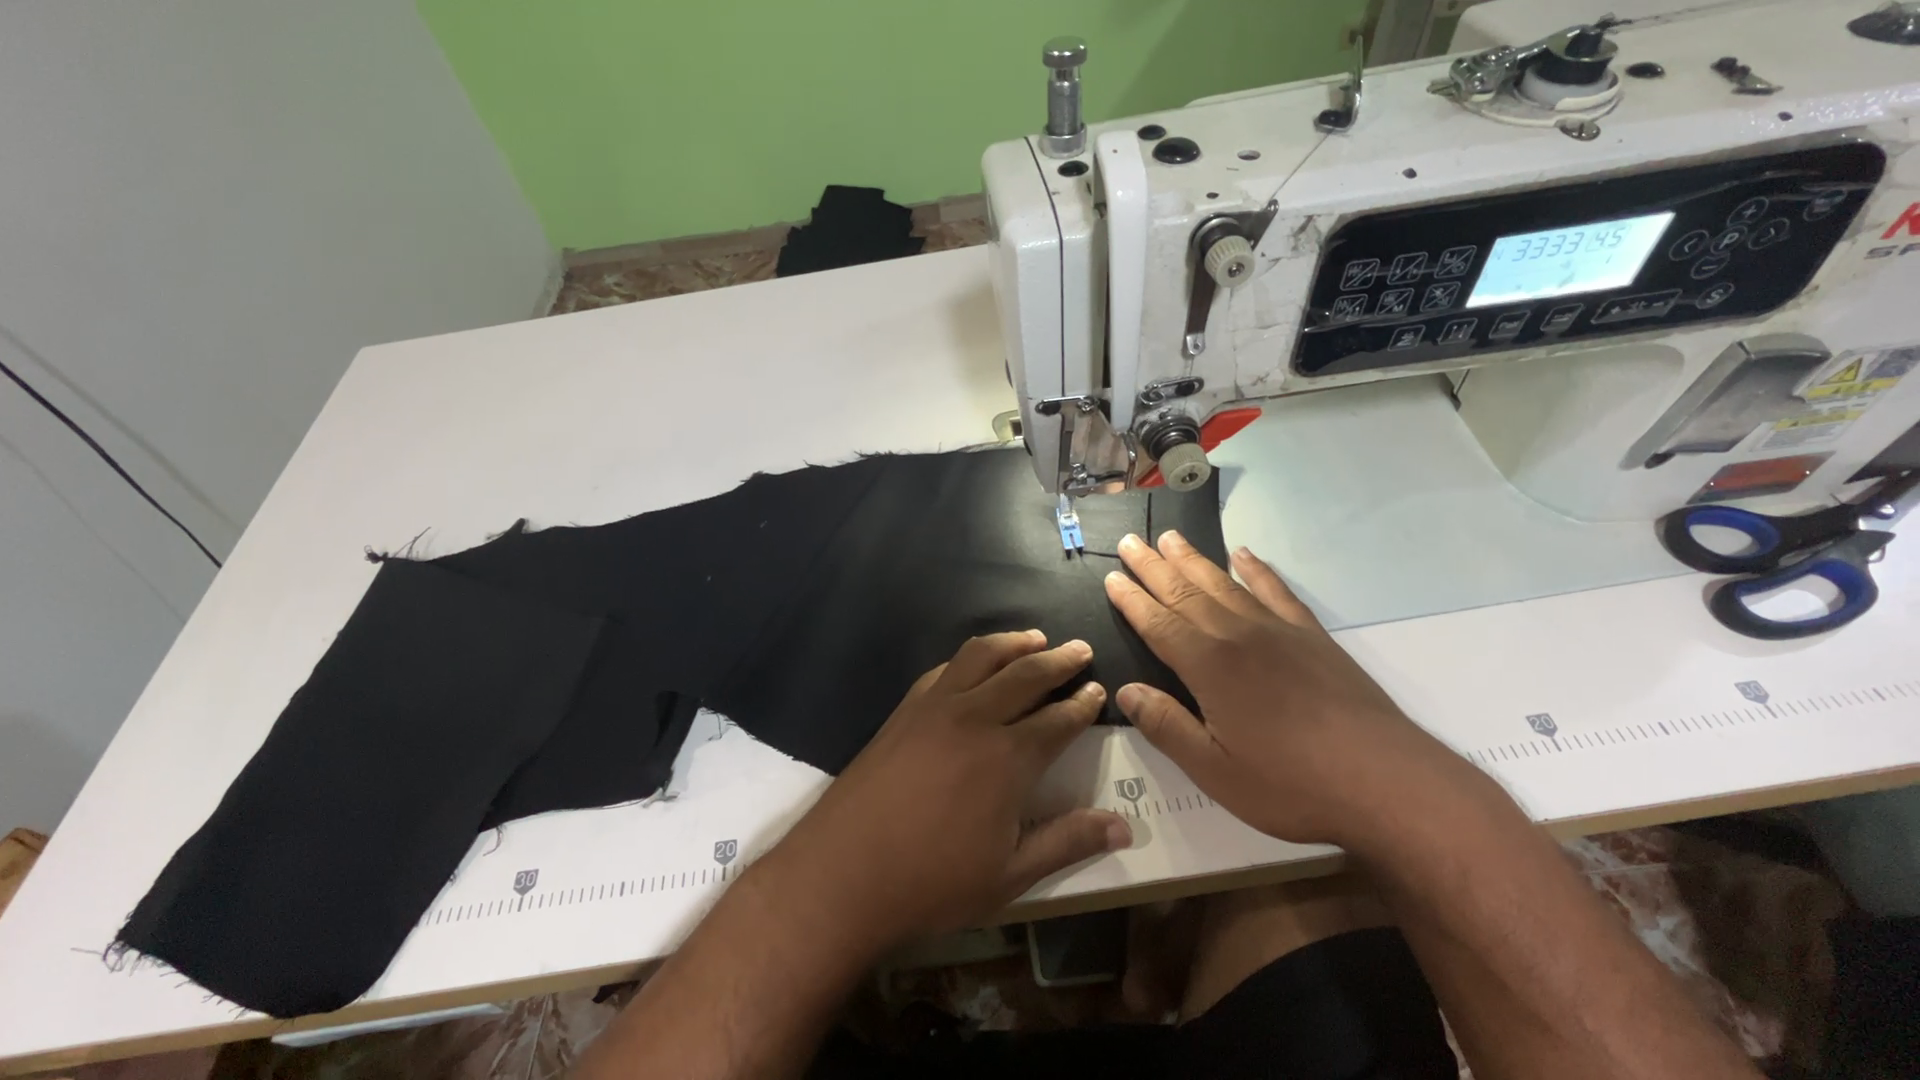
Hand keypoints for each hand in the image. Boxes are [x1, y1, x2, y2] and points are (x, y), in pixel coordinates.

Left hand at [766, 631, 1130, 947]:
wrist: (843, 873)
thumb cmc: (932, 882)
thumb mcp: (1010, 876)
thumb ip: (1067, 843)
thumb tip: (1123, 826)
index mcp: (1009, 758)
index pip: (1059, 718)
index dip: (1084, 703)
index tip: (1099, 690)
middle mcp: (975, 718)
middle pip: (1026, 675)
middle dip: (1059, 660)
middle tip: (1080, 650)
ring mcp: (935, 708)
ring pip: (982, 657)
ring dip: (1014, 643)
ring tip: (1036, 639)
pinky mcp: (904, 711)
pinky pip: (944, 669)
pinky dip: (970, 658)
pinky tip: (975, 664)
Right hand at [1102, 532, 1473, 848]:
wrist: (1385, 780)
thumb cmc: (1291, 784)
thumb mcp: (1214, 770)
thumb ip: (1166, 726)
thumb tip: (1126, 690)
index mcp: (1210, 668)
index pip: (1159, 624)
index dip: (1132, 600)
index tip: (1111, 577)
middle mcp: (1240, 637)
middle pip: (1187, 593)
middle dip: (1155, 567)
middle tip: (1131, 542)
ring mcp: (1280, 632)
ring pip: (1226, 585)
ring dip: (1195, 560)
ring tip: (1172, 538)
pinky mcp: (1314, 638)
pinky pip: (1277, 591)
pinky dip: (1257, 570)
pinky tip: (1245, 556)